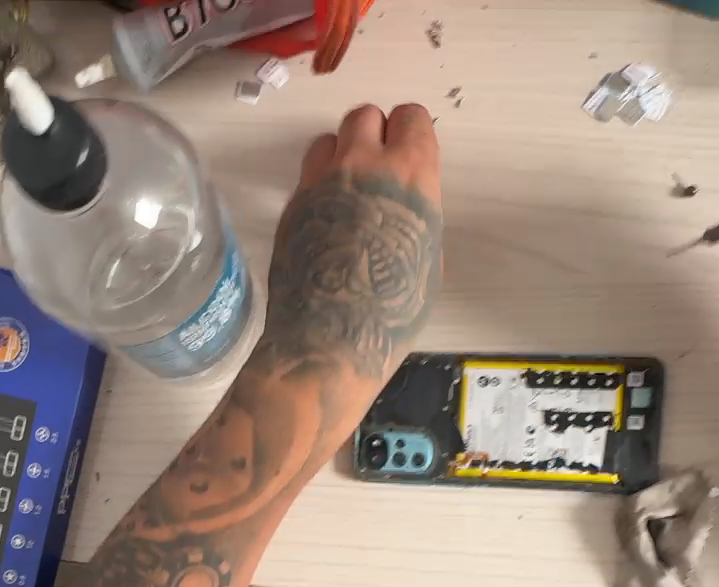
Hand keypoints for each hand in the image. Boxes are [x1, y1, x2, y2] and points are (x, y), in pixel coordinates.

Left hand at [264, 104, 443, 378]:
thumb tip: (406, 211)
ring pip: (327, 141)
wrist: (329, 338)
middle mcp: (362, 165)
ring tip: (344, 195)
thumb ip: (418, 218)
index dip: (409, 134)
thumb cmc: (391, 313)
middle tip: (374, 174)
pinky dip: (315, 190)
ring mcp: (319, 183)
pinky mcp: (290, 208)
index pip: (411, 116)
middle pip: (364, 116)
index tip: (407, 157)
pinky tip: (323, 224)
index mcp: (411, 174)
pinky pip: (305, 179)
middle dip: (371, 138)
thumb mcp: (428, 263)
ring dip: (338, 157)